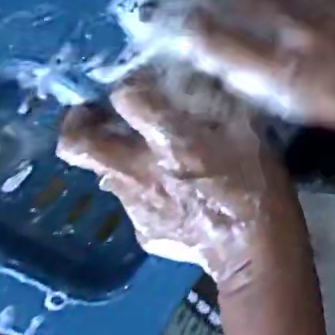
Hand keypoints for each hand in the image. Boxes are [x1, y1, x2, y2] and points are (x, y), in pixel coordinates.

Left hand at [57, 66, 291, 288]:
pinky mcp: (142, 231)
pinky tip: (172, 195)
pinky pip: (132, 202)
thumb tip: (196, 85)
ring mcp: (136, 205)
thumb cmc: (257, 181)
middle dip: (77, 125)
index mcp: (167, 138)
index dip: (128, 84)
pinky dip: (143, 191)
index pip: (125, 97)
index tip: (139, 84)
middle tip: (94, 115)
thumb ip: (214, 103)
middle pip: (77, 144)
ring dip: (116, 159)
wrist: (255, 251)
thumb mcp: (246, 127)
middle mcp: (139, 170)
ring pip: (105, 173)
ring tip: (143, 155)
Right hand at [178, 0, 334, 138]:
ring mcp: (323, 8)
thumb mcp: (294, 104)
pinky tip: (310, 10)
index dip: (196, 28)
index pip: (221, 41)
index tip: (185, 21)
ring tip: (278, 12)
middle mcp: (297, 33)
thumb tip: (222, 55)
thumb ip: (256, 76)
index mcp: (281, 70)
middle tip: (235, 8)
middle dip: (234, 0)